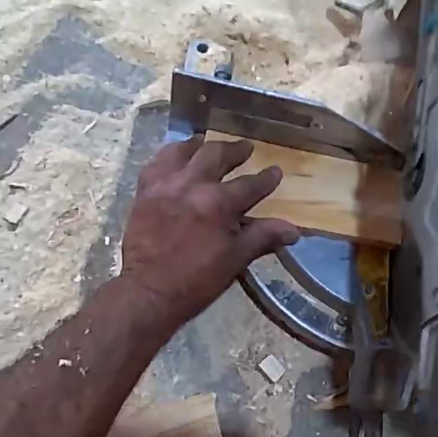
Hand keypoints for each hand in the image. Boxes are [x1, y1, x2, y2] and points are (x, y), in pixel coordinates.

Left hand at [116, 137, 300, 325]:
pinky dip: (169, 157)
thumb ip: (263, 237)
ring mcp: (164, 185)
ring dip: (199, 146)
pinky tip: (175, 158)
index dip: (266, 178)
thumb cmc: (197, 280)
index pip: (250, 184)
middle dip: (235, 150)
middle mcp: (191, 185)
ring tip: (207, 144)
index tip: (275, 172)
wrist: (149, 292)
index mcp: (218, 203)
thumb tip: (293, 230)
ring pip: (182, 151)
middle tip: (245, 148)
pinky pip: (156, 163)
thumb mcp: (236, 259)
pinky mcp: (144, 192)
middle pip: (216, 155)